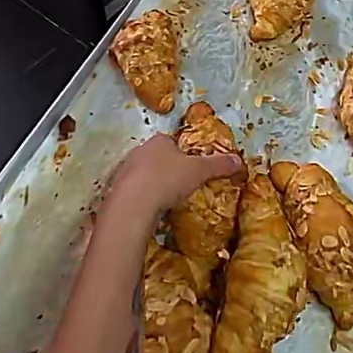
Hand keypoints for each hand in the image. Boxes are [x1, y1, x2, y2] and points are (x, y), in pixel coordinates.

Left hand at [106, 133, 241, 218]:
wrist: (133, 204)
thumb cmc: (168, 179)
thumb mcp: (199, 171)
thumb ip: (218, 165)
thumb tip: (238, 160)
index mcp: (159, 141)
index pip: (171, 143)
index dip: (181, 154)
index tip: (189, 169)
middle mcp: (139, 151)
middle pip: (155, 157)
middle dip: (165, 169)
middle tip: (178, 186)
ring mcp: (124, 170)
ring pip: (141, 174)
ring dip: (150, 184)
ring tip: (163, 201)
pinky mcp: (114, 190)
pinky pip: (131, 191)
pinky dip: (139, 199)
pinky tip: (147, 210)